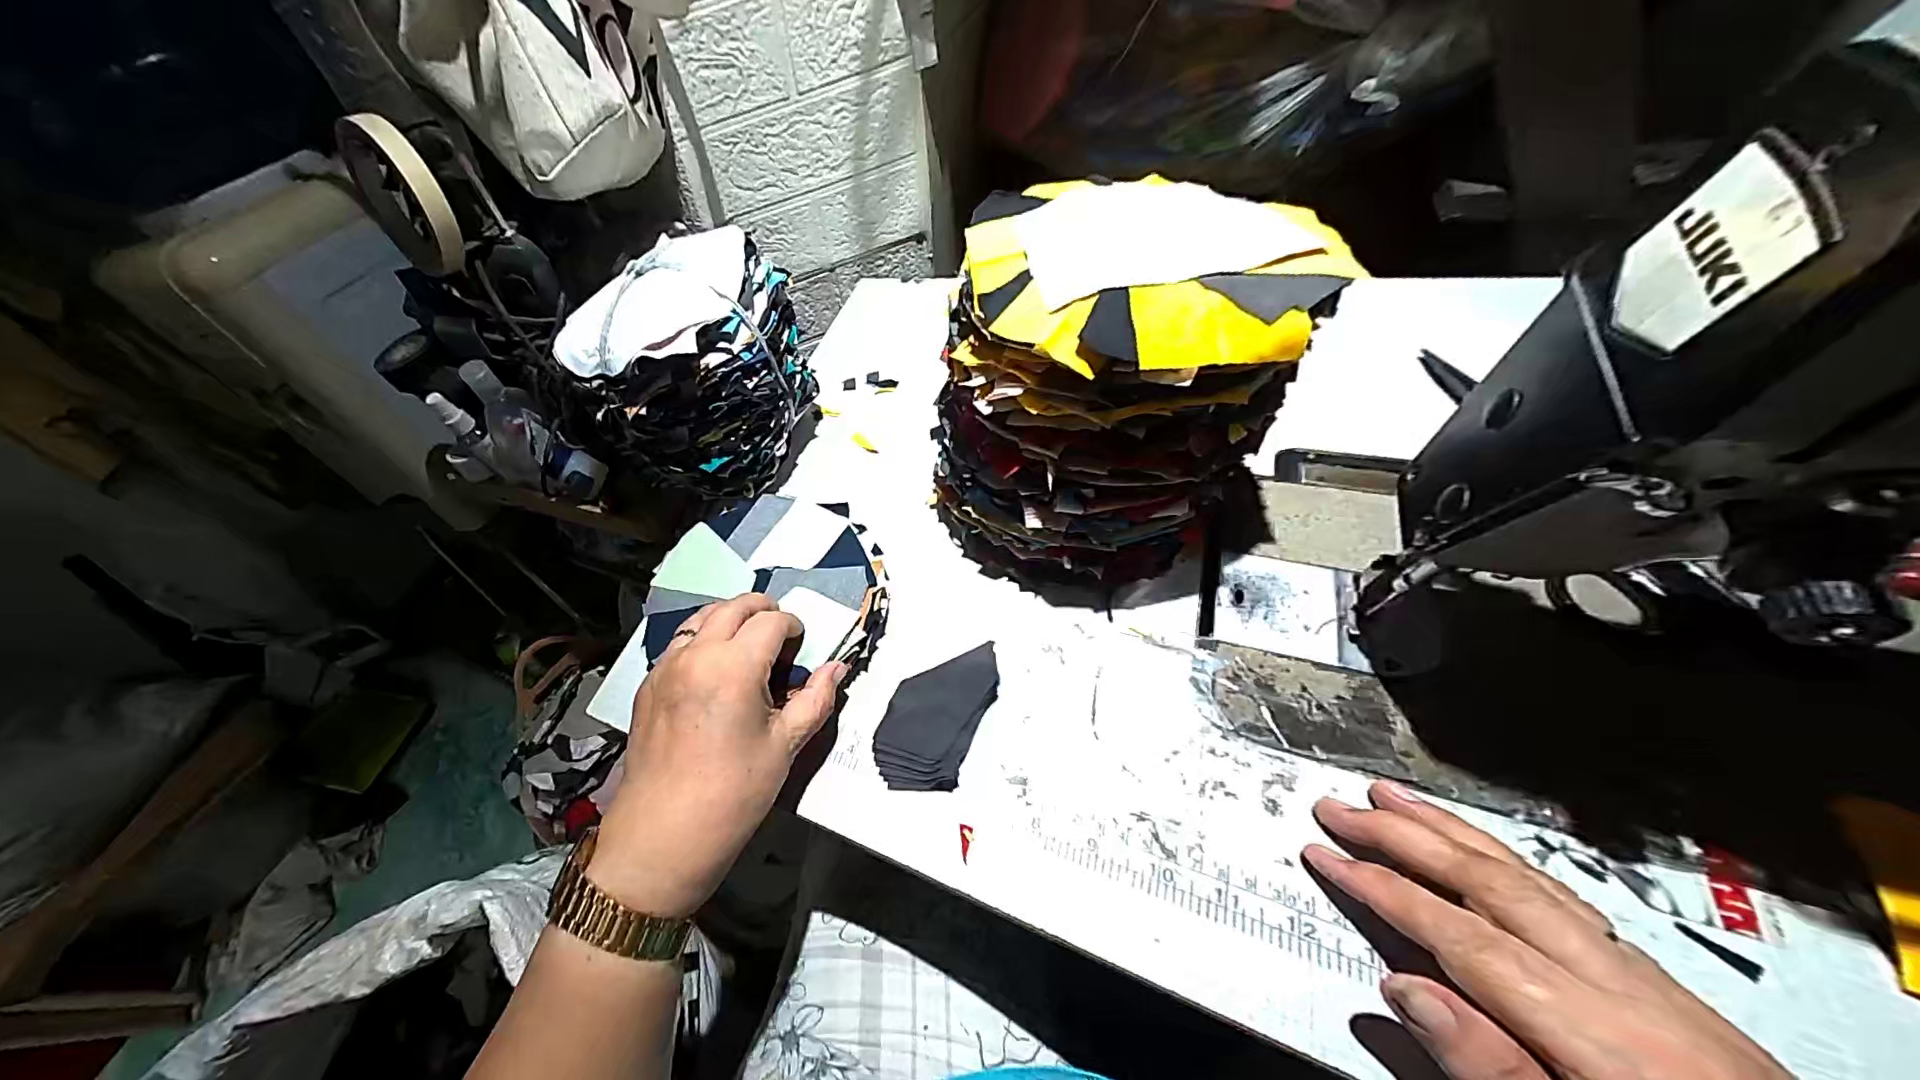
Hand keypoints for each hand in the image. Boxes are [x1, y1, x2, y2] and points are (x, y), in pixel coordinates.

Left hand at [591, 594, 845, 918]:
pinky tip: (717, 670)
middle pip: (733, 607)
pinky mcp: (648, 685)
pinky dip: (703, 640)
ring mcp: (666, 668)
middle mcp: (695, 656)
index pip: (771, 622)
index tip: (802, 646)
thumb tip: (837, 669)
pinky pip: (680, 643)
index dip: (794, 627)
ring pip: (702, 618)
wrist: (662, 835)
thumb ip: (815, 699)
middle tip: (781, 634)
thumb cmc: (731, 793)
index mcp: (733, 666)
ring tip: (749, 645)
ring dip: (730, 619)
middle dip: (763, 611)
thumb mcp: (785, 746)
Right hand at [1305, 781, 1791, 1079]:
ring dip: (1447, 829)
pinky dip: (1500, 856)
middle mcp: (1625, 986)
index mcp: (1604, 1034)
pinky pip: (1562, 893)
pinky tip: (1473, 846)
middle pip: (1490, 882)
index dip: (1382, 888)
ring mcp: (1647, 977)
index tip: (1327, 857)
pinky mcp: (1660, 982)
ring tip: (1393, 798)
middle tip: (1341, 808)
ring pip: (1526, 876)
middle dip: (1403, 835)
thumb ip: (1491, 1066)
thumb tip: (1406, 990)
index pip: (1460, 934)